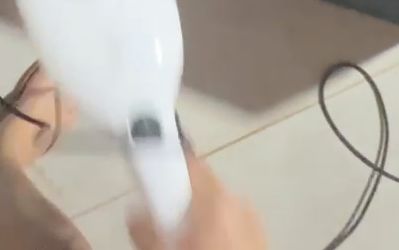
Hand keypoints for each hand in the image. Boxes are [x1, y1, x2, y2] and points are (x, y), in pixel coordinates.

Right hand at [127, 152, 267, 249]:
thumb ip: (145, 228)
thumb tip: (134, 211)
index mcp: (215, 198)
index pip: (185, 158)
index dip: (163, 159)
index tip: (147, 170)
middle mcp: (238, 203)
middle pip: (199, 186)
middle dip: (179, 199)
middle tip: (162, 222)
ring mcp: (255, 225)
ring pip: (216, 209)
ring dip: (198, 219)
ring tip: (183, 242)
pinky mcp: (263, 243)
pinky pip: (232, 228)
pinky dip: (217, 234)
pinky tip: (205, 248)